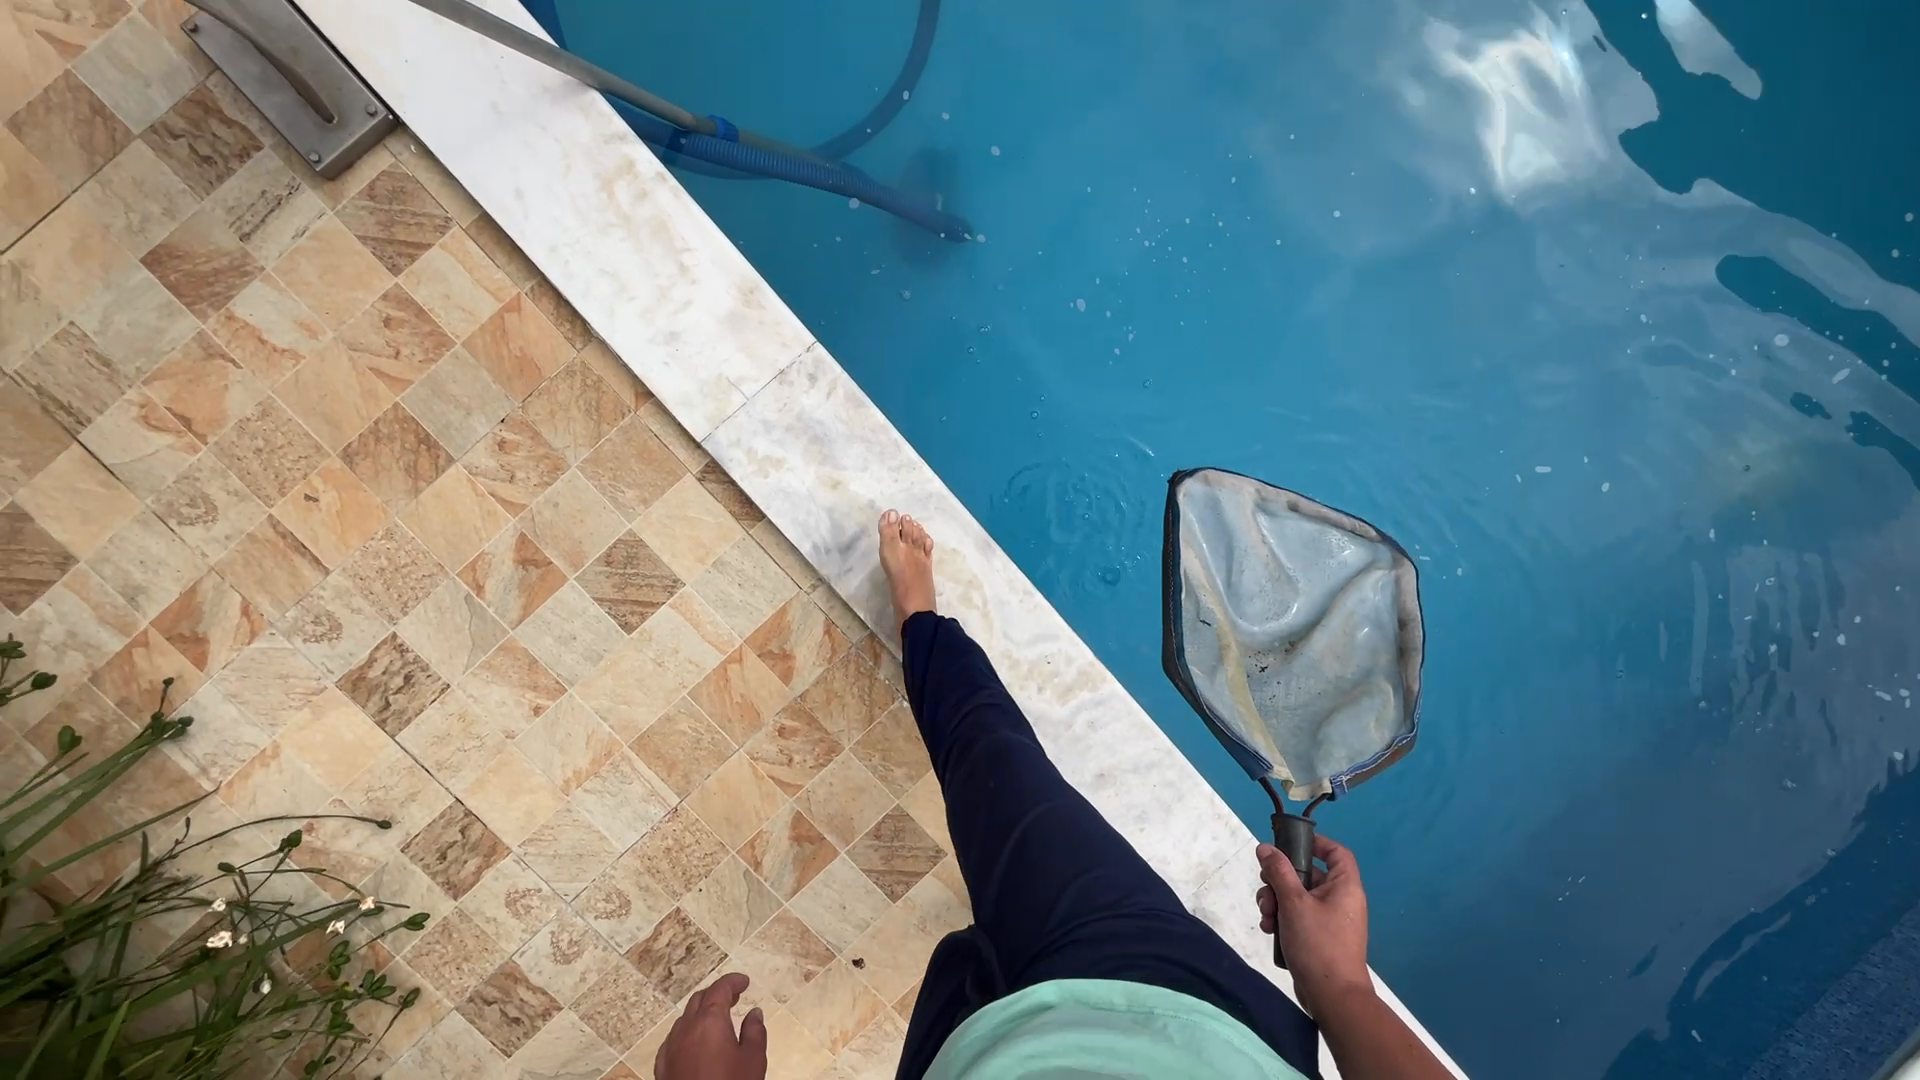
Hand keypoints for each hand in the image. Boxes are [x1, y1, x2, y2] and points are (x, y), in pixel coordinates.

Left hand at [655, 973, 767, 1079]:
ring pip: (684, 1019)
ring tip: (718, 1021)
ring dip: (701, 1013)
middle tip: (735, 998)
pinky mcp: (661, 1069)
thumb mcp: (753, 1060)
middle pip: (699, 999)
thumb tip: (754, 1013)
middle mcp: (686, 1029)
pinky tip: (695, 1044)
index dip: (733, 981)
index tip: (745, 982)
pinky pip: (673, 1040)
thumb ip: (755, 1032)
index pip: (719, 989)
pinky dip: (687, 1032)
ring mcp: (670, 1049)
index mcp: (709, 1020)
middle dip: (717, 994)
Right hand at [1256, 834, 1371, 1016]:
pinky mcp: (1319, 937)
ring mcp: (1329, 920)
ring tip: (1267, 917)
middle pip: (1307, 874)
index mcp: (1344, 887)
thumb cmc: (1318, 943)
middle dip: (1279, 880)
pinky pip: (1297, 916)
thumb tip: (1265, 848)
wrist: (1333, 998)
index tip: (1289, 844)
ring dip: (1276, 901)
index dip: (1315, 843)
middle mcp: (1340, 900)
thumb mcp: (1293, 902)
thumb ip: (1278, 871)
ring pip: (1296, 896)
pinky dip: (1282, 918)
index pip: (1336, 852)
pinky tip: (1270, 930)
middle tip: (1266, 889)